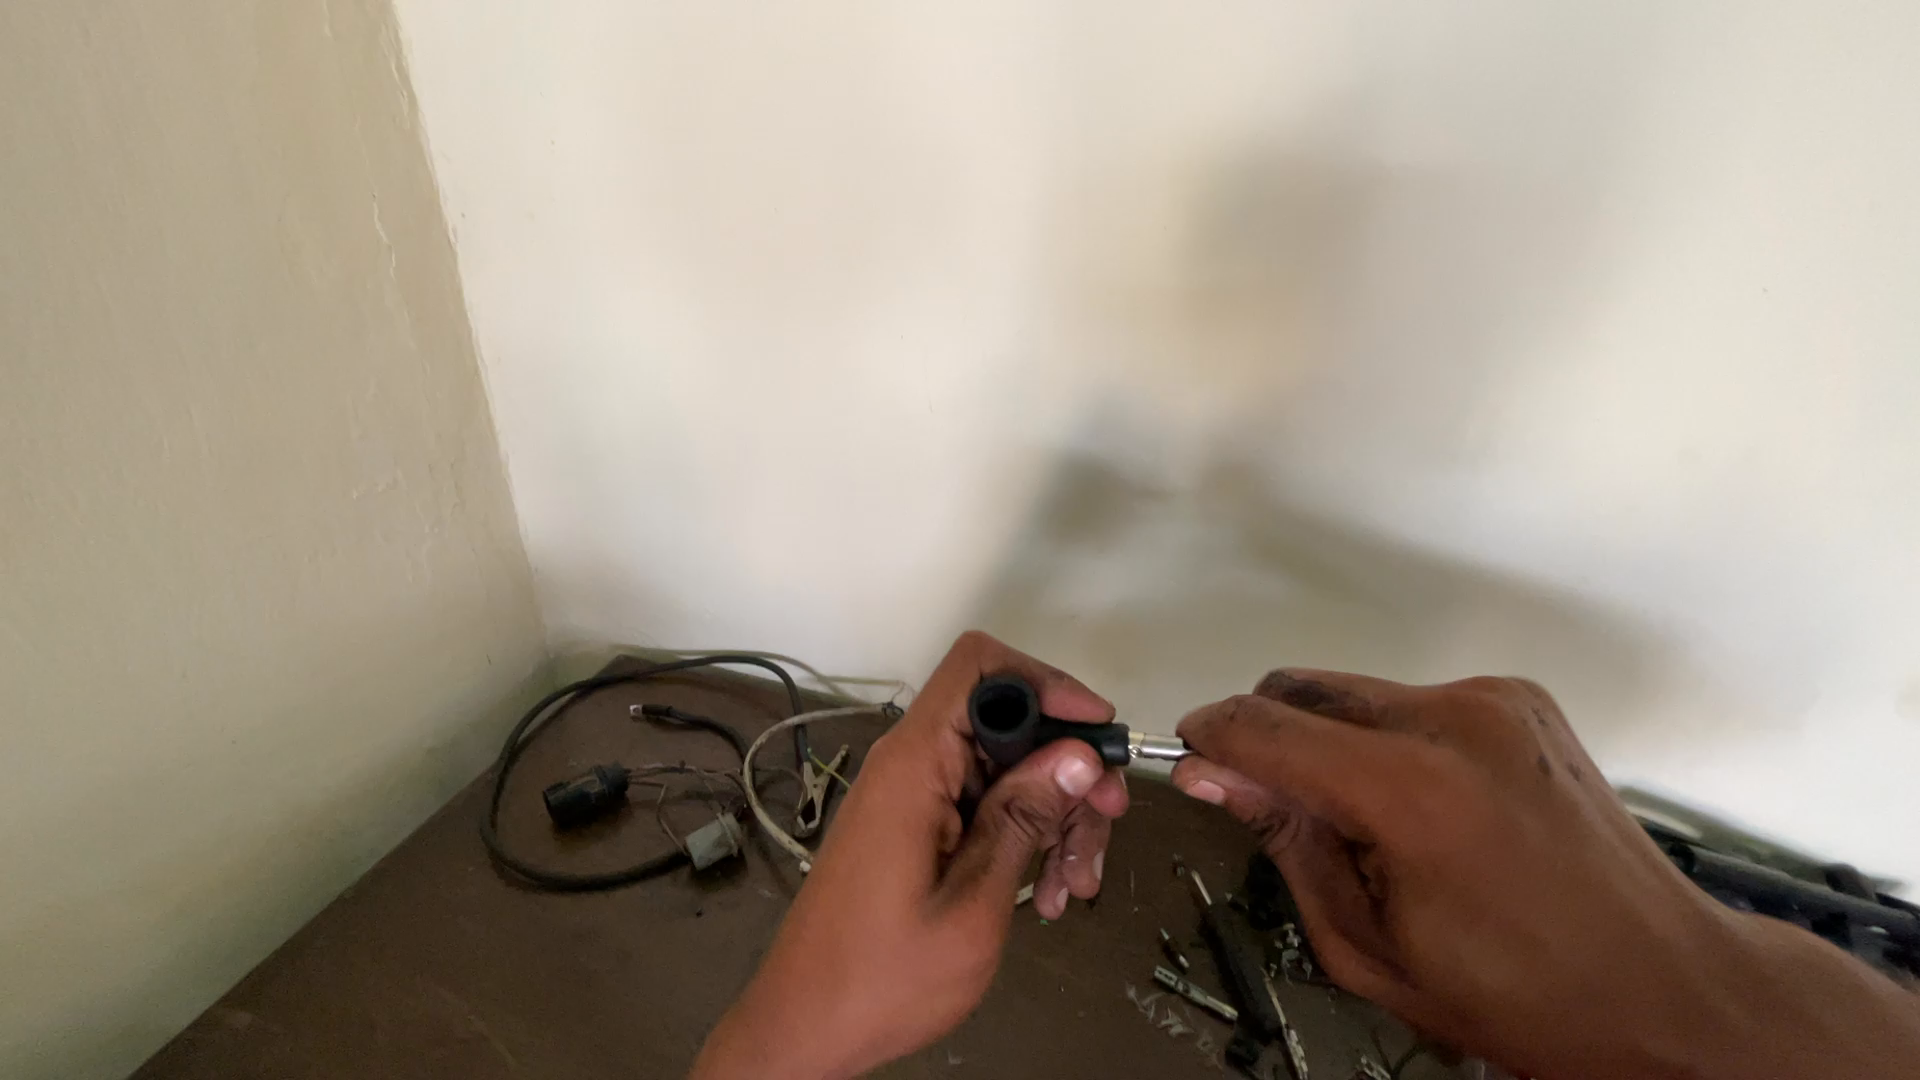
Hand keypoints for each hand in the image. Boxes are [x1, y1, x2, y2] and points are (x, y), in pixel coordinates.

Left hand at [690, 632, 1127, 1079]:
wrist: (805, 1026)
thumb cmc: (883, 976)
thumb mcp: (973, 904)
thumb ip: (1024, 818)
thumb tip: (1078, 754)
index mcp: (915, 761)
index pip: (979, 666)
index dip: (1045, 680)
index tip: (1096, 730)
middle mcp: (913, 761)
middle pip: (1008, 723)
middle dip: (1066, 767)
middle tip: (1107, 820)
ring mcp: (917, 791)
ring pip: (1007, 768)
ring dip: (1054, 814)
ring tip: (1074, 883)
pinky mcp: (922, 820)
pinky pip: (986, 803)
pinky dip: (1025, 835)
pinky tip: (1047, 892)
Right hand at [1172, 669, 1919, 1079]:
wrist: (1671, 992)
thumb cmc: (1518, 994)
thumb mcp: (1362, 942)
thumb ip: (1280, 840)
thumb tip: (1213, 775)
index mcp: (1411, 793)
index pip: (1262, 727)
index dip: (1210, 737)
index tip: (1192, 757)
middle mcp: (1453, 722)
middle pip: (1295, 688)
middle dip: (1264, 735)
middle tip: (1274, 800)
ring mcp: (1490, 701)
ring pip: (1344, 690)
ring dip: (1322, 736)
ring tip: (1357, 808)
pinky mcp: (1513, 697)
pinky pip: (1400, 698)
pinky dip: (1378, 735)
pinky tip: (1411, 794)